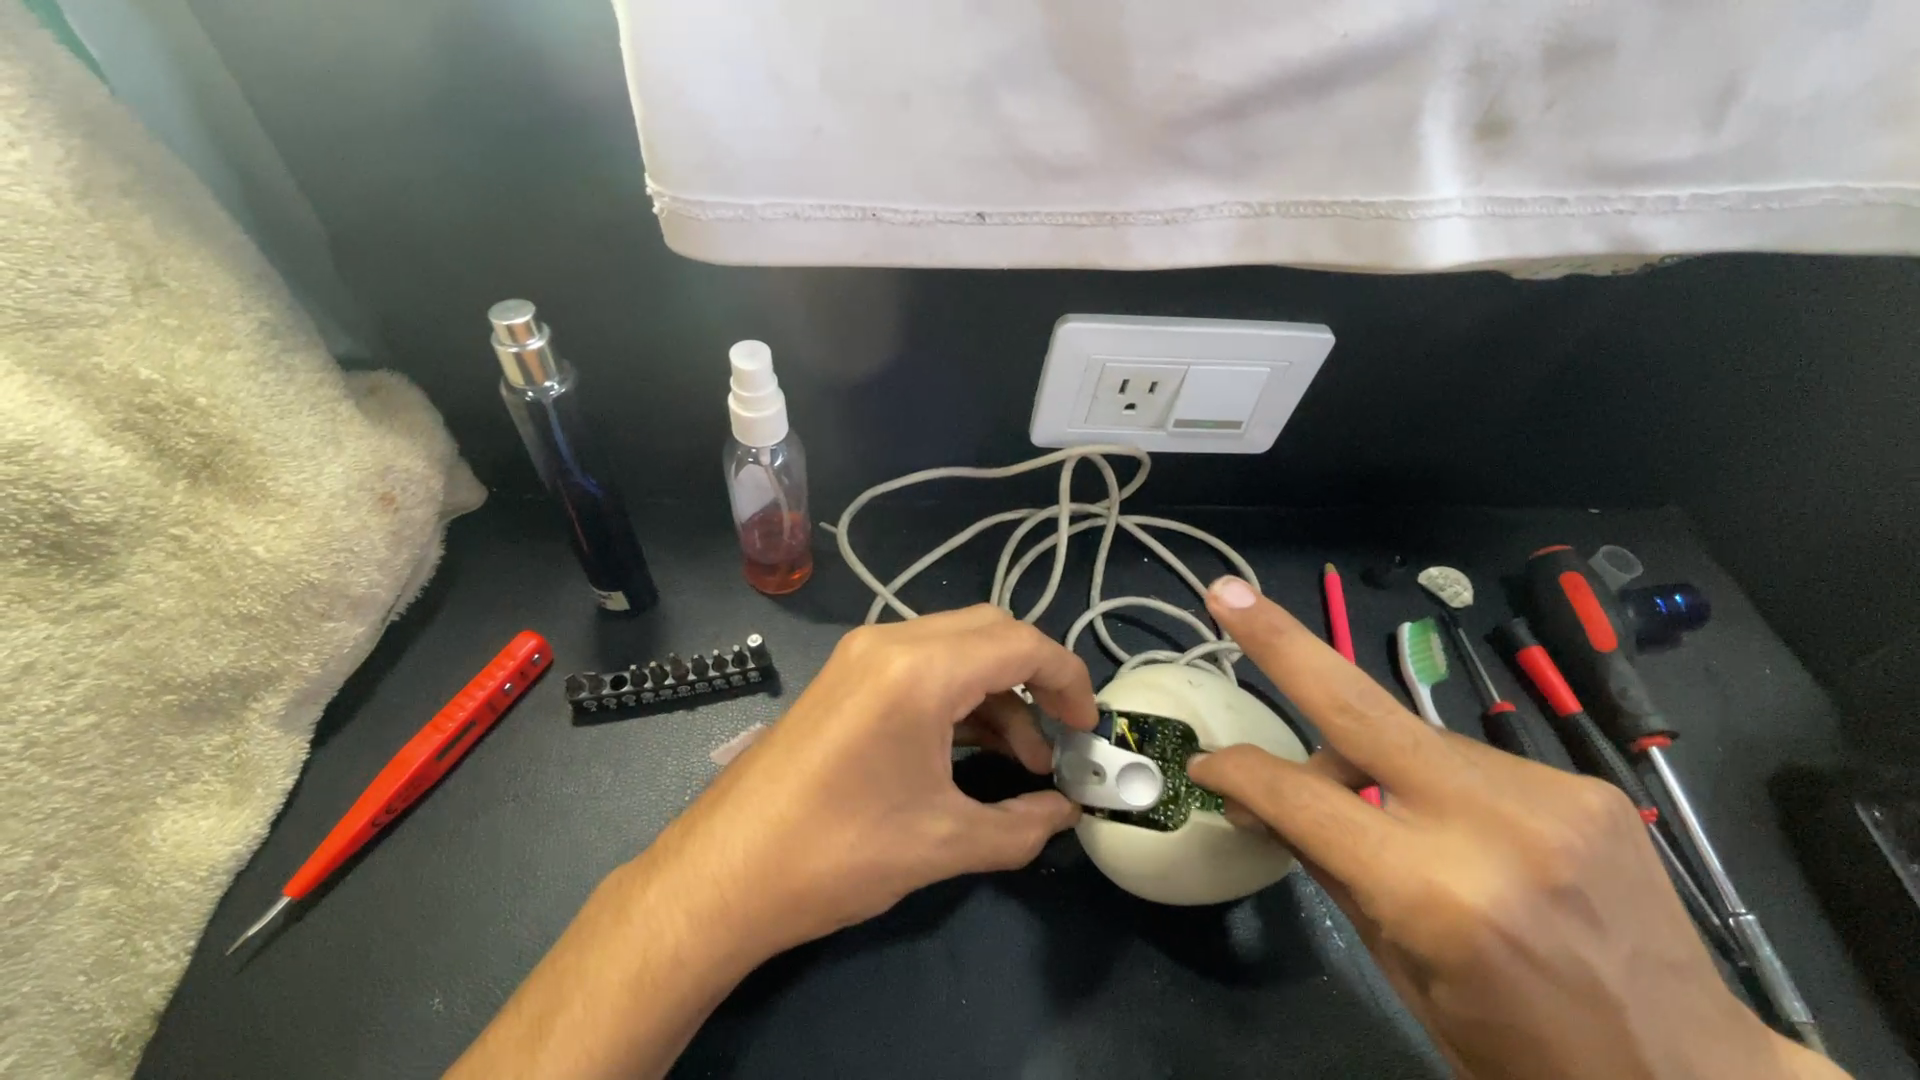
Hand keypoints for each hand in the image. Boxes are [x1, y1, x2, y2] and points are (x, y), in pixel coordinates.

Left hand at [639, 604, 1098, 958]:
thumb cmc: (837, 855)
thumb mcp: (942, 844)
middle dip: (1036, 678)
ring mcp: (859, 657)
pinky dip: (957, 696)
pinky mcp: (842, 679)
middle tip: (1061, 734)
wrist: (720, 876)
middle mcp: (889, 643)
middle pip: (990, 632)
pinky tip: (971, 749)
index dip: (1069, 679)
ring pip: (955, 647)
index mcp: (919, 670)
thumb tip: (1066, 816)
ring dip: (997, 692)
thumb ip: (1021, 826)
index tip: (1090, 726)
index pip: (1021, 645)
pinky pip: (919, 666)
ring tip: (1022, 759)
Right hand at [1188, 577, 1846, 1079]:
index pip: (1303, 799)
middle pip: (1361, 707)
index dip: (1241, 773)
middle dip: (1283, 643)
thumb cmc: (1520, 1054)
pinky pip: (1466, 759)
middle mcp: (1494, 825)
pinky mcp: (1582, 785)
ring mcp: (1549, 795)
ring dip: (1364, 752)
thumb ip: (1330, 869)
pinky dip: (1428, 776)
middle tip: (1227, 593)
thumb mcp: (1402, 972)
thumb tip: (1262, 803)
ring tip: (1355, 795)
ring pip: (1412, 736)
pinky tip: (1439, 817)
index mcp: (1437, 894)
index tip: (1204, 764)